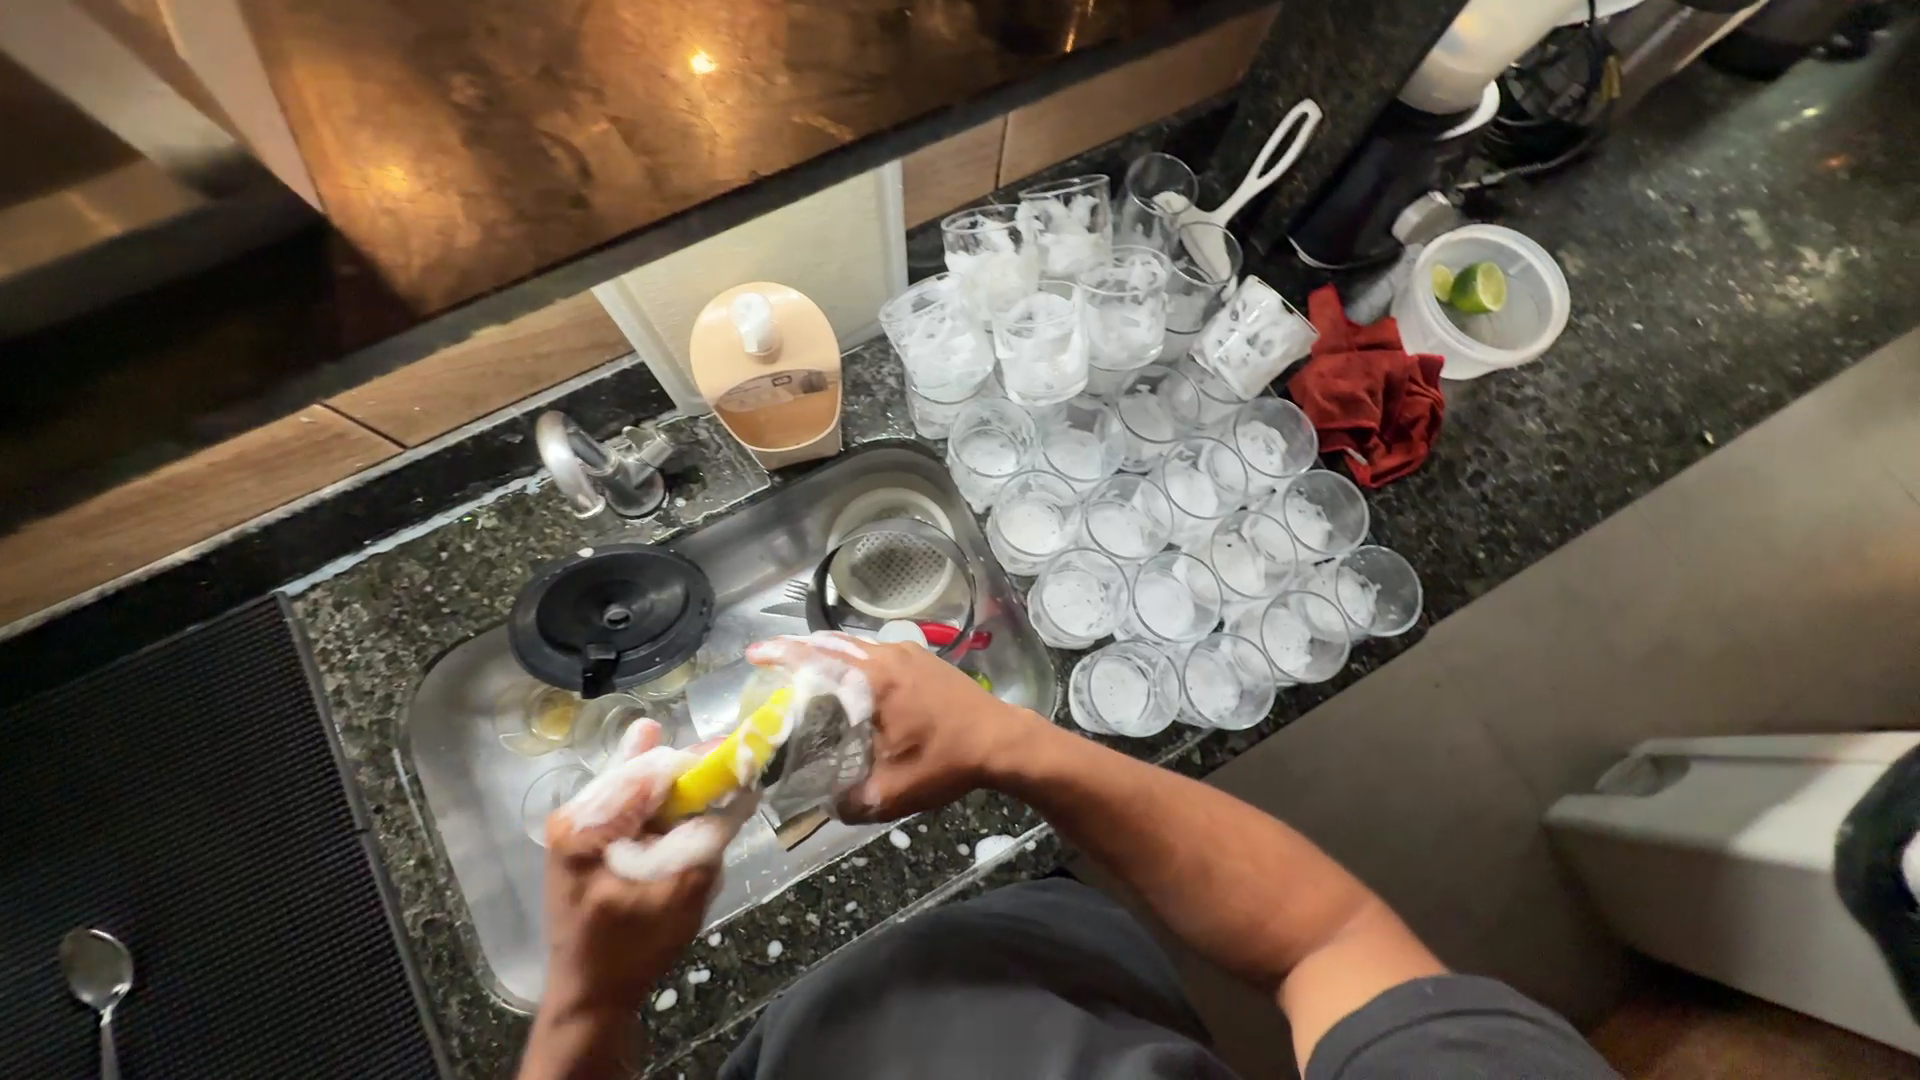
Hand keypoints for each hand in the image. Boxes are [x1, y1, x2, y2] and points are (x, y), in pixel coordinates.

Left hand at [540, 718, 753, 1017]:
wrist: (589, 997)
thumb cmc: (633, 950)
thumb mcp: (684, 892)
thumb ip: (711, 834)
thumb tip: (741, 788)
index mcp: (588, 825)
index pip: (653, 770)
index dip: (700, 762)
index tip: (739, 761)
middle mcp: (574, 814)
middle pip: (643, 769)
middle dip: (690, 771)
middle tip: (731, 773)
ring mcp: (574, 826)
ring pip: (638, 783)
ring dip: (677, 786)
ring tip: (714, 787)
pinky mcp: (584, 839)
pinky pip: (631, 803)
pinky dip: (662, 803)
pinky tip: (684, 804)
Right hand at [744, 632, 1045, 823]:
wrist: (1005, 741)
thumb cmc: (949, 761)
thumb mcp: (895, 792)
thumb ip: (852, 801)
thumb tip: (825, 807)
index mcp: (876, 679)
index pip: (819, 657)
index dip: (783, 653)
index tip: (754, 653)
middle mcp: (889, 655)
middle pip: (834, 643)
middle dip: (800, 650)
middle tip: (772, 665)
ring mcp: (910, 653)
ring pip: (857, 645)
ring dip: (828, 654)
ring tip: (804, 672)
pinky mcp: (924, 660)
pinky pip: (877, 652)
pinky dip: (854, 659)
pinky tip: (850, 682)